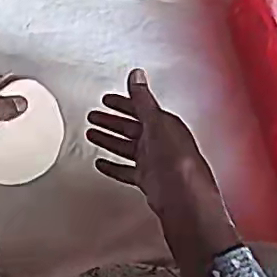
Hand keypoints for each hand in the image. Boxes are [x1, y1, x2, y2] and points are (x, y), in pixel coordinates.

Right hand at [89, 69, 238, 276]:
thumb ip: (143, 100)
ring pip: (126, 148)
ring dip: (109, 140)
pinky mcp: (148, 181)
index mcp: (165, 125)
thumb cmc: (177, 162)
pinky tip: (101, 163)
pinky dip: (113, 166)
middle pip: (131, 128)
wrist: (184, 201)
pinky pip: (126, 170)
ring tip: (91, 134)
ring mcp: (154, 163)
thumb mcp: (157, 123)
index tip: (106, 99)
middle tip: (93, 116)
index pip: (140, 109)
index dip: (122, 103)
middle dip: (111, 121)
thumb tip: (136, 75)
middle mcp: (160, 142)